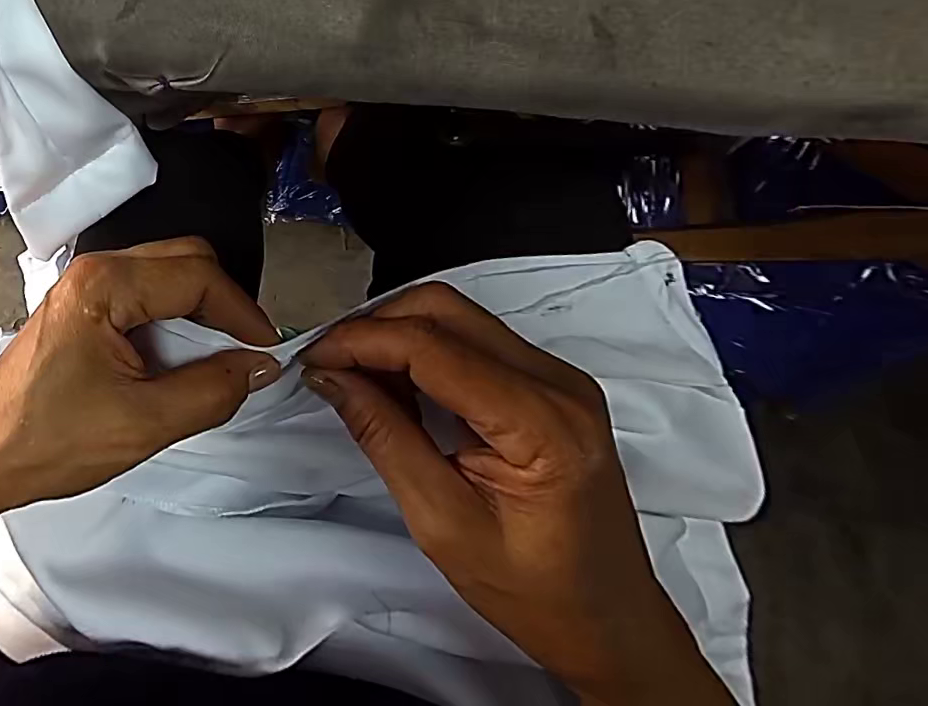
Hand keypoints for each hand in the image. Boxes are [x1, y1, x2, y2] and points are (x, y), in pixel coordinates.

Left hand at [0, 238, 282, 515]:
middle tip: (244, 350)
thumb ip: (212, 391)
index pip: (198, 276)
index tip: (267, 350)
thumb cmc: (45, 443)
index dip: (242, 312)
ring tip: (216, 357)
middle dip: (224, 304)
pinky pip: (151, 292)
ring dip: (202, 311)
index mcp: (104, 285)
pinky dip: (178, 317)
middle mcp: (96, 269)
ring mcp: (89, 283)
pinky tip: (181, 356)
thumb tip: (260, 366)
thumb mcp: (142, 425)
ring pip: (172, 273)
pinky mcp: (87, 303)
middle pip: (187, 260)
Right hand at [299, 283, 730, 705]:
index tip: (317, 355)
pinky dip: (425, 348)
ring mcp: (558, 374)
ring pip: (458, 315)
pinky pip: (474, 338)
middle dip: (378, 325)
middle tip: (332, 362)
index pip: (434, 347)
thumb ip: (385, 437)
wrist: (610, 618)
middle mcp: (558, 380)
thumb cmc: (536, 593)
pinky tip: (397, 380)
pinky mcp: (548, 379)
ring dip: (399, 332)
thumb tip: (334, 377)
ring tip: (357, 373)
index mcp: (542, 423)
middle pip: (447, 309)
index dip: (364, 341)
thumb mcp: (443, 524)